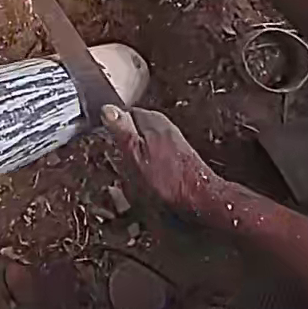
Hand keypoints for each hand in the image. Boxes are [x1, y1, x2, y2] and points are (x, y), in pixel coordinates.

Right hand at [100, 105, 226, 218]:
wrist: (200, 200)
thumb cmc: (167, 180)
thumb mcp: (134, 154)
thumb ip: (121, 130)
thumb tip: (107, 108)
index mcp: (152, 120)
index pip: (124, 114)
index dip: (114, 129)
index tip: (108, 144)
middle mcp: (165, 126)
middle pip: (135, 129)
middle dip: (126, 145)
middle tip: (122, 164)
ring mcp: (173, 140)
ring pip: (145, 144)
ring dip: (137, 158)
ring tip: (135, 176)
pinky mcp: (179, 156)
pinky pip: (155, 157)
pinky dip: (149, 167)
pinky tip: (150, 181)